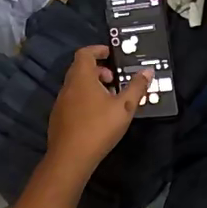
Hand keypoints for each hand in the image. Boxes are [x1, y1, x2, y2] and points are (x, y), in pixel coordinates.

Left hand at [44, 46, 150, 179]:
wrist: (70, 158)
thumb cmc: (99, 127)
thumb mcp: (125, 107)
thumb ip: (136, 87)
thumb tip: (148, 71)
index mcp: (81, 78)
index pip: (85, 53)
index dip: (97, 50)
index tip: (111, 54)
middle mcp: (68, 86)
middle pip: (80, 68)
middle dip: (97, 69)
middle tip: (113, 79)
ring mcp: (60, 102)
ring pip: (76, 85)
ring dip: (91, 85)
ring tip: (109, 98)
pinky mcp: (58, 117)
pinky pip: (72, 99)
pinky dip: (84, 98)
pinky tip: (96, 115)